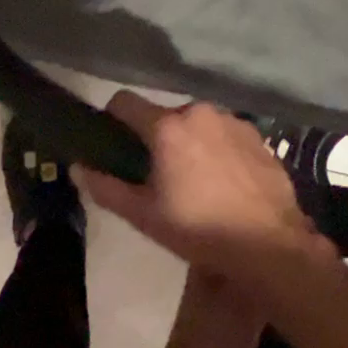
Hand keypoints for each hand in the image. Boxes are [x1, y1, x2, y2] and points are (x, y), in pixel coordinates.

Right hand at [73, 91, 333, 280]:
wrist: (270, 246)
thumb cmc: (199, 229)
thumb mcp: (144, 216)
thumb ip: (106, 188)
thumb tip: (77, 167)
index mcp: (166, 126)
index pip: (124, 101)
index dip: (113, 119)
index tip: (115, 144)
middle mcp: (197, 111)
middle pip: (163, 115)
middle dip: (156, 138)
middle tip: (159, 176)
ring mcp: (231, 120)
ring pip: (196, 123)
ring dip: (189, 142)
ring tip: (196, 182)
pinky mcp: (256, 135)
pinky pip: (224, 134)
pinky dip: (217, 149)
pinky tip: (225, 182)